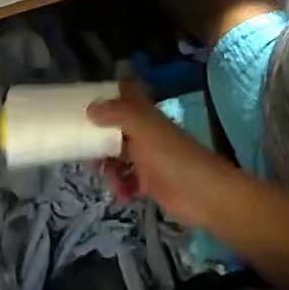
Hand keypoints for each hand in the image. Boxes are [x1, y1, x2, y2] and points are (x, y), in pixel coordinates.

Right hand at [87, 84, 247, 228]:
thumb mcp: (143, 128)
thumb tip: (90, 109)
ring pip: (117, 156)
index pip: (125, 95)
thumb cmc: (173, 156)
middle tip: (83, 149)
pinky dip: (121, 187)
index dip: (108, 94)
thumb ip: (117, 114)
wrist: (205, 195)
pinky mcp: (150, 182)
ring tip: (108, 179)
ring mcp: (147, 158)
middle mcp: (144, 132)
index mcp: (144, 115)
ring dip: (107, 167)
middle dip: (98, 138)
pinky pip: (126, 181)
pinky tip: (123, 195)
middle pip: (114, 128)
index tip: (85, 101)